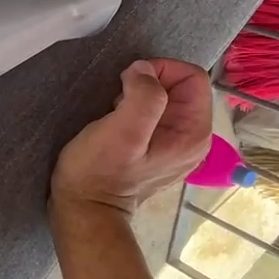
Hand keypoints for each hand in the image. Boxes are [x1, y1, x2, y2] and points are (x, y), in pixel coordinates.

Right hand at [51, 59, 210, 221]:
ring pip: (165, 98)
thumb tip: (143, 70)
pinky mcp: (158, 149)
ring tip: (116, 115)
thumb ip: (143, 96)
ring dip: (137, 96)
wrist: (85, 208)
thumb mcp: (122, 131)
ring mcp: (177, 146)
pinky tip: (117, 124)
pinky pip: (154, 114)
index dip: (159, 70)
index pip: (193, 76)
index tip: (127, 82)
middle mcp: (194, 138)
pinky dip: (134, 109)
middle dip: (147, 84)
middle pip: (180, 86)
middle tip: (118, 103)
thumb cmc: (100, 170)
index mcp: (194, 133)